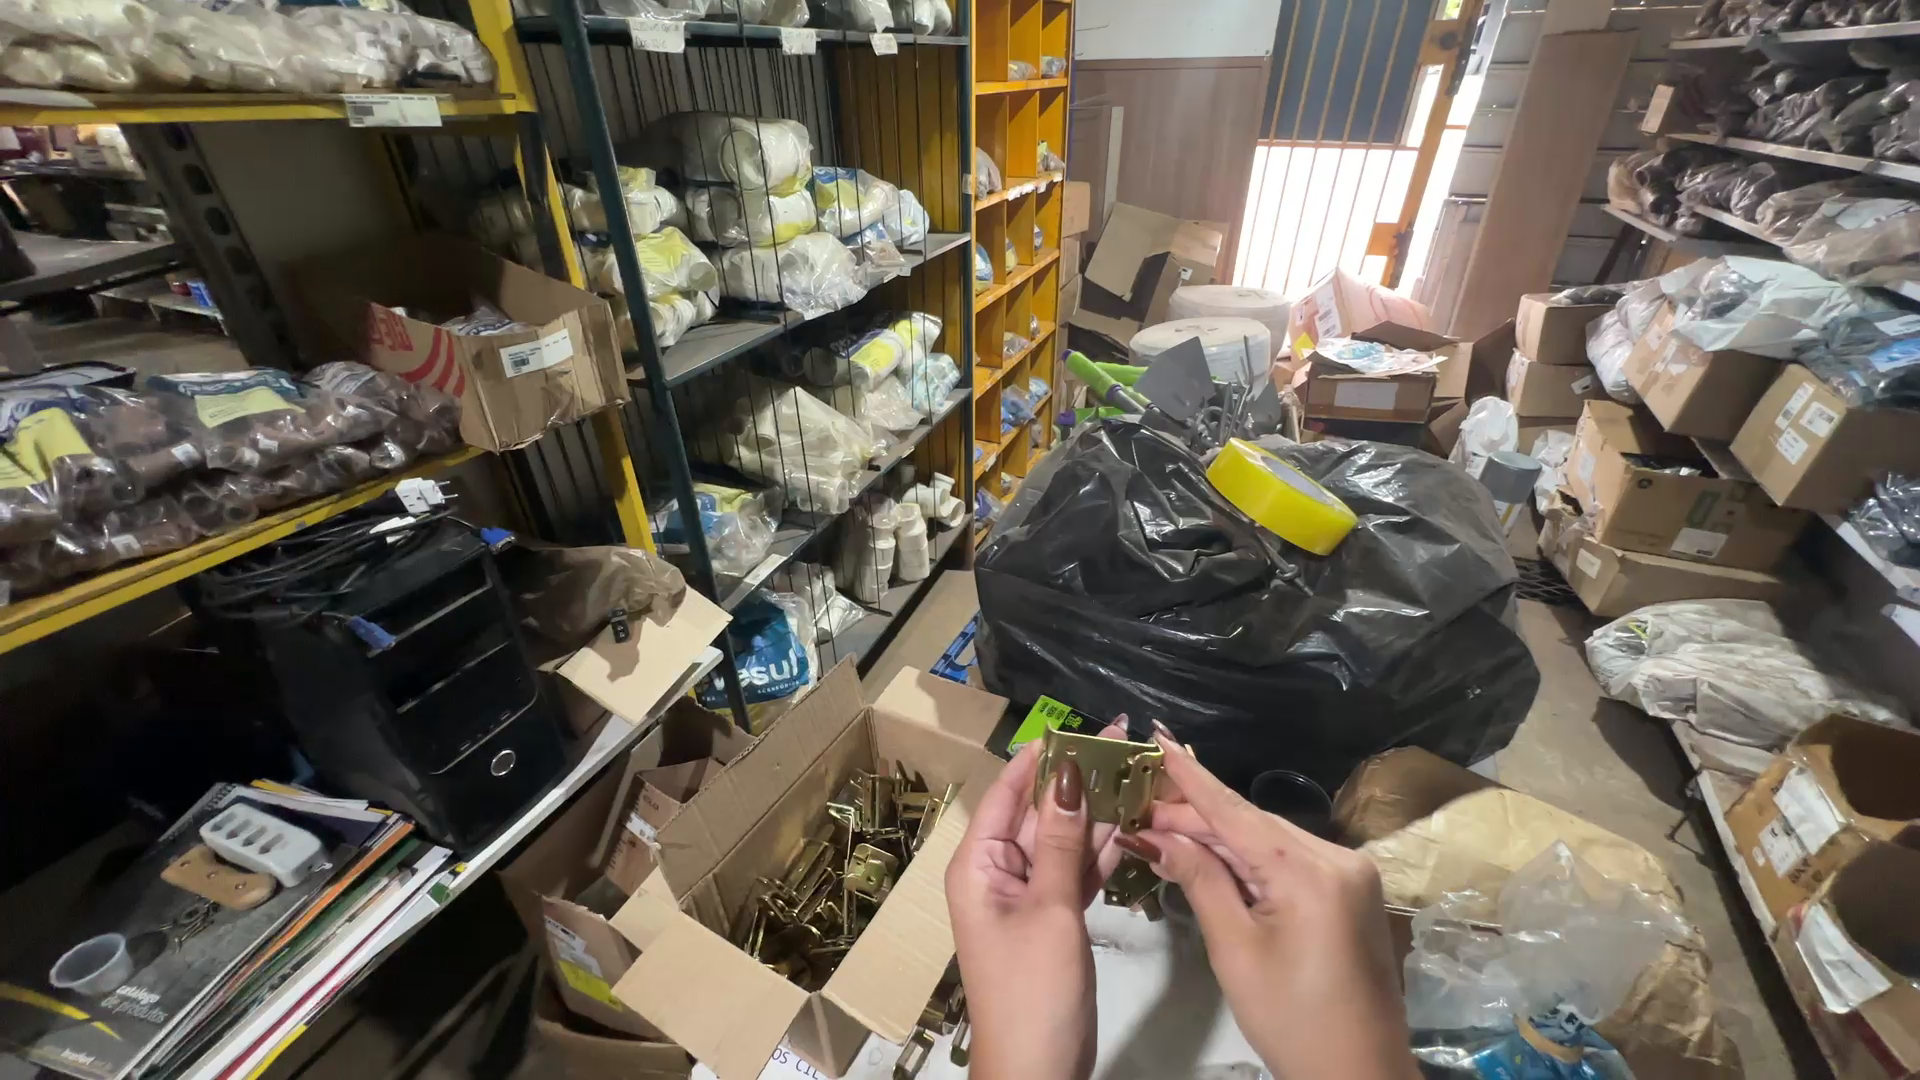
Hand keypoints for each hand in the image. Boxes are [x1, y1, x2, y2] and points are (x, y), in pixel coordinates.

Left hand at [945, 724, 1122, 1079]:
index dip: (1041, 757)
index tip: (1077, 726)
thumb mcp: (1051, 909)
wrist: (1038, 1075)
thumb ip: (1063, 841)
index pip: (1008, 791)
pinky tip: (1128, 821)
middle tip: (1122, 742)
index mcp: (980, 861)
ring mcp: (1027, 891)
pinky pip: (1073, 869)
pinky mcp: (1052, 913)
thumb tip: (1066, 772)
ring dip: (1095, 811)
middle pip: (1039, 811)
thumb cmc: (1034, 990)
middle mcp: (999, 868)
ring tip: (1133, 771)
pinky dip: (1098, 850)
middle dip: (1078, 780)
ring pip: (1062, 838)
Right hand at [1116, 725, 1417, 1079]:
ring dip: (1217, 837)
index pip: (1234, 809)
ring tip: (1163, 832)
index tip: (1157, 737)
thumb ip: (1198, 878)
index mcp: (1311, 871)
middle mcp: (1338, 857)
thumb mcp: (1233, 948)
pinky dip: (1246, 857)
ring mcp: (1349, 872)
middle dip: (1194, 817)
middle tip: (1140, 812)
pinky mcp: (1350, 889)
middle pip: (1250, 823)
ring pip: (1266, 838)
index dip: (1191, 775)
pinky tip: (1209, 855)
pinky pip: (1287, 858)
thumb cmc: (1292, 1021)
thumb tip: (1154, 834)